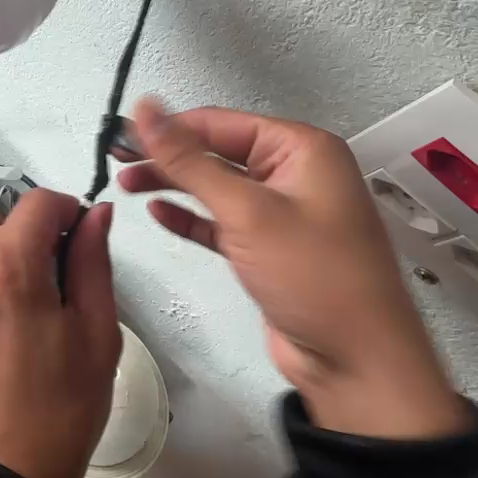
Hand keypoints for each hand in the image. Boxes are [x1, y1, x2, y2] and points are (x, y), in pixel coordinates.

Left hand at [0, 190, 120, 477]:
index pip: (38, 202)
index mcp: (8, 269)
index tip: (76, 231)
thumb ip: (93, 260)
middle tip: (46, 270)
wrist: (2, 471)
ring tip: (12, 293)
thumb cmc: (59, 409)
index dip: (66, 210)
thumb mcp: (97, 332)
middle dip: (24, 229)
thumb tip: (96, 215)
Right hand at [120, 98, 471, 439]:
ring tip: (128, 184)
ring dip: (172, 183)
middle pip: (215, 151)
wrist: (358, 366)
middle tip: (119, 157)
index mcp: (302, 149)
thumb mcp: (246, 211)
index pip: (219, 123)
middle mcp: (294, 174)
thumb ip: (189, 159)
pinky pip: (220, 219)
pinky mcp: (267, 246)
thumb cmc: (319, 280)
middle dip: (166, 155)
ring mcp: (281, 212)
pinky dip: (190, 216)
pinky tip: (160, 213)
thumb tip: (148, 110)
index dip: (168, 127)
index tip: (123, 132)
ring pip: (214, 185)